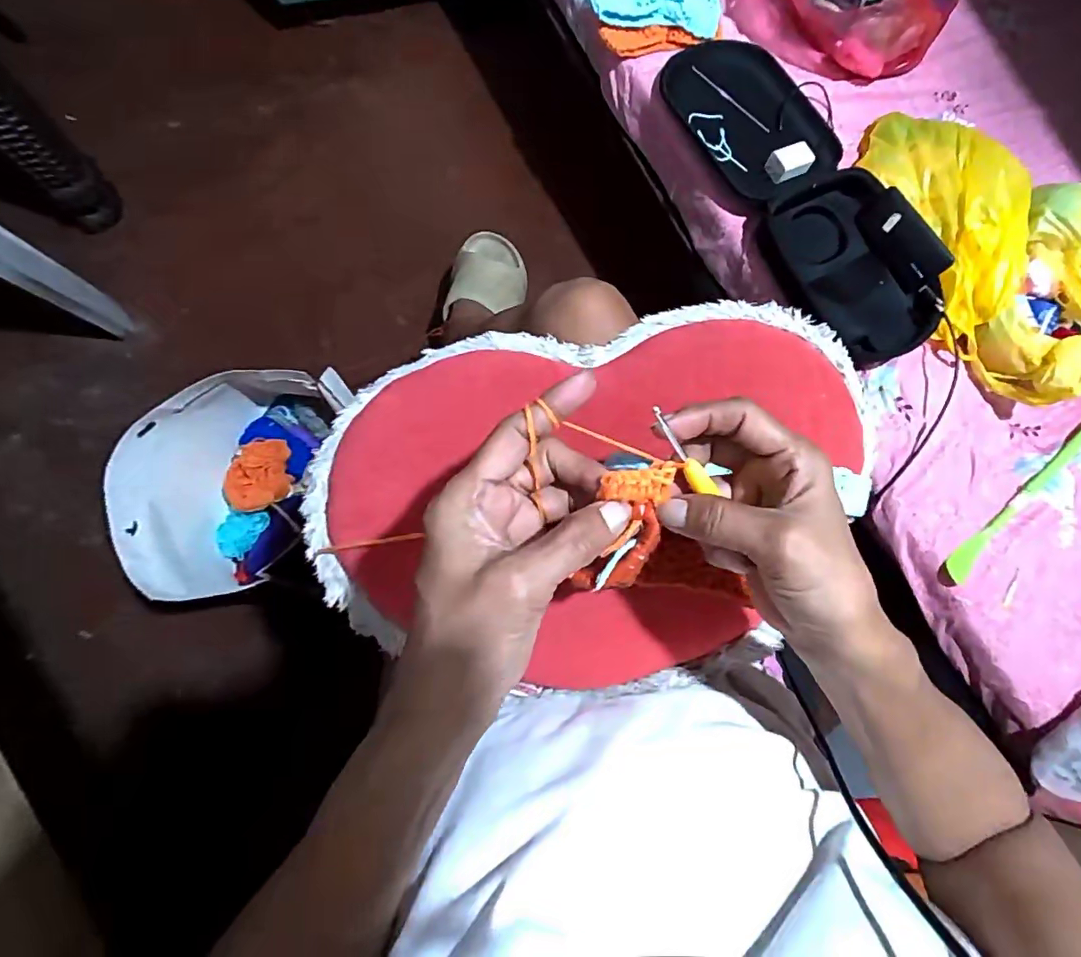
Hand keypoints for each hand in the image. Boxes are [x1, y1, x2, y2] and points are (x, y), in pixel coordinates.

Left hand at [410, 371, 629, 696]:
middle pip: (545, 466)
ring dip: (593, 504)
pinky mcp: (528, 557)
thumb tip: (620, 506)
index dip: (551, 406)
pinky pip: (566, 528)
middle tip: (622, 497)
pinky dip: (590, 529)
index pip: (512, 434)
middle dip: (584, 474)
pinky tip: (616, 538)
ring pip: (560, 497)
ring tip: (628, 519)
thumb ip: (572, 539)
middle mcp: (489, 505)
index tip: (590, 380)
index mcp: (469, 498)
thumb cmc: (469, 637)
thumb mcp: (520, 584)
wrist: (452, 700)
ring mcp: (510, 532)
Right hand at [654, 398, 887, 663]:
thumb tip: (665, 506)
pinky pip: (706, 521)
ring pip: (705, 488)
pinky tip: (739, 565)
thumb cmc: (821, 575)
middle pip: (716, 448)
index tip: (662, 430)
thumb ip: (719, 519)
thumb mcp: (774, 541)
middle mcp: (771, 471)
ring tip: (728, 550)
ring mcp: (754, 501)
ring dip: (703, 516)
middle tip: (667, 490)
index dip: (702, 416)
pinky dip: (711, 540)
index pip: (742, 417)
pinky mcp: (741, 530)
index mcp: (792, 457)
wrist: (833, 633)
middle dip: (690, 468)